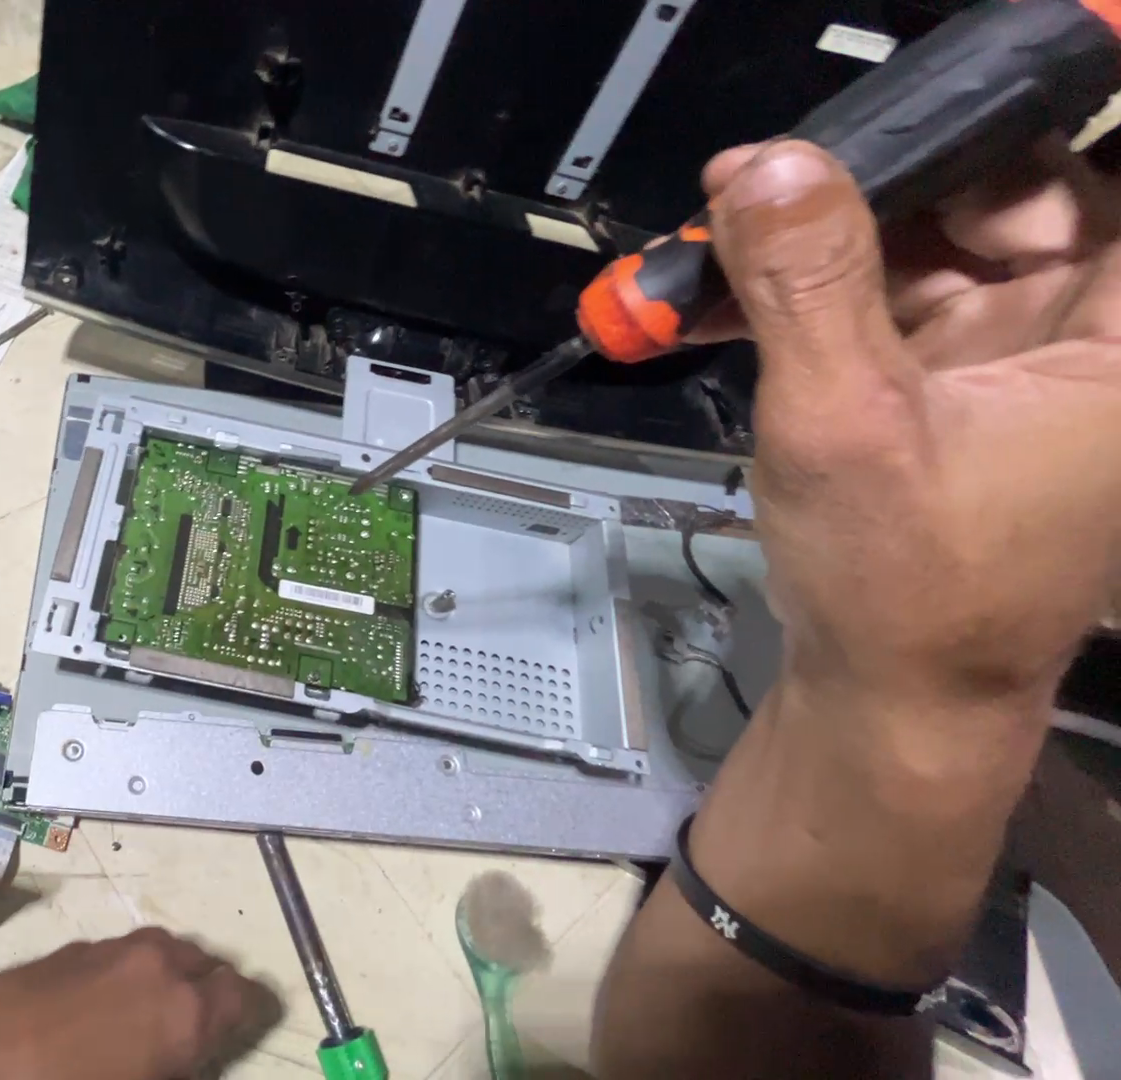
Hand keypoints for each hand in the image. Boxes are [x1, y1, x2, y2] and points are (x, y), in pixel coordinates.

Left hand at [0, 928, 276, 1079]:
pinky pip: (116, 954)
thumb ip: (176, 1067)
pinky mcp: (62, 951)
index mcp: (180, 1008)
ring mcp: (102, 951)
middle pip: (204, 963)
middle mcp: (150, 964)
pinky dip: (127, 975)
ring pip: (159, 951)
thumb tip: (181, 1056)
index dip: (254, 1014)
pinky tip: (101, 1015)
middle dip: (212, 992)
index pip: (244, 995)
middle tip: (203, 1032)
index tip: (250, 1028)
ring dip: (169, 978)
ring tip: (154, 1022)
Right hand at [701, 138, 1120, 761]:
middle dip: (864, 184)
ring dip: (802, 247)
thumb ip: (807, 290)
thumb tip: (768, 165)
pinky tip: (708, 303)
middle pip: (1001, 186)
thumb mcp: (844, 422)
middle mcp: (1095, 313)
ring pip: (917, 243)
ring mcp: (1009, 342)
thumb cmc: (898, 569)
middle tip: (741, 186)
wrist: (884, 674)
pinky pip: (866, 301)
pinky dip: (789, 298)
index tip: (934, 71)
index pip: (1115, 155)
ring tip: (696, 254)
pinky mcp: (936, 371)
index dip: (1036, 94)